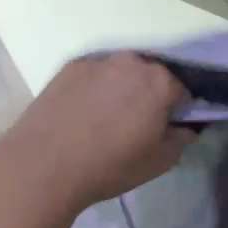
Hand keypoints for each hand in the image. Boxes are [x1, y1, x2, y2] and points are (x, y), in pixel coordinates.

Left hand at [0, 53, 193, 209]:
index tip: (166, 129)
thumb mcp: (161, 162)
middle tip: (138, 124)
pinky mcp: (70, 67)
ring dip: (123, 89)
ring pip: (122, 73)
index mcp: (160, 82)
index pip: (183, 91)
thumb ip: (182, 138)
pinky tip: (84, 113)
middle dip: (151, 95)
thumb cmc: (110, 165)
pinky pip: (95, 75)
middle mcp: (132, 62)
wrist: (43, 165)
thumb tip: (184, 127)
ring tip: (107, 119)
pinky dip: (96, 88)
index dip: (178, 111)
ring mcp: (98, 62)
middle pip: (152, 76)